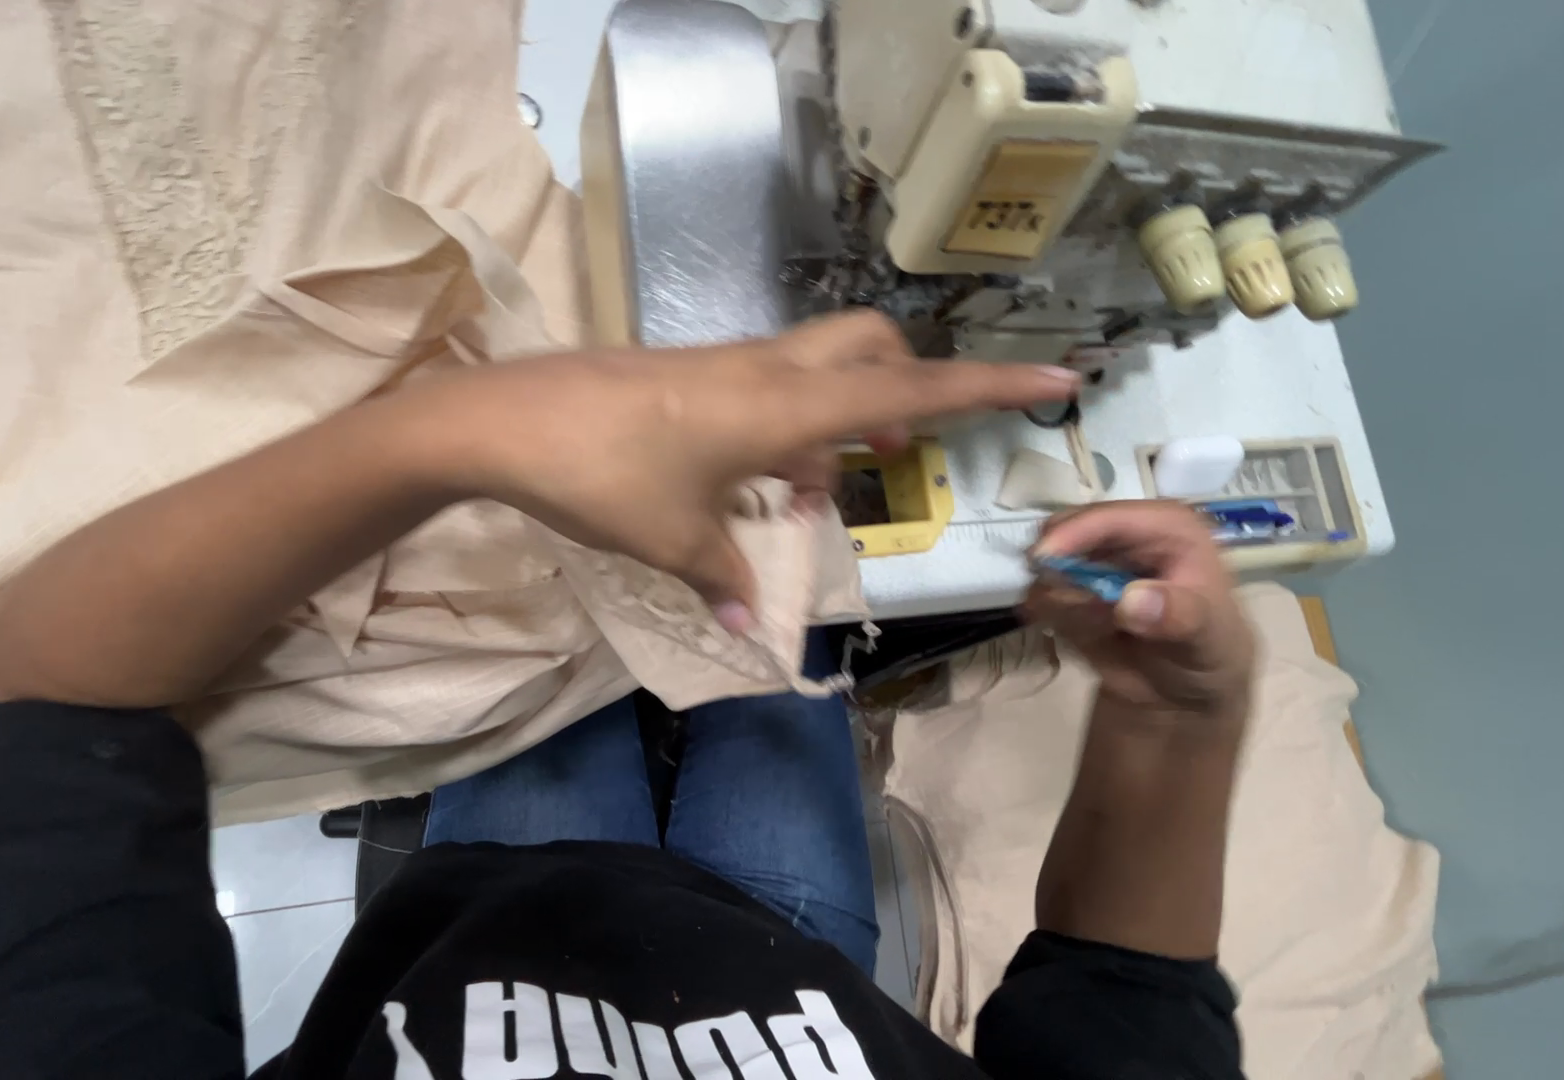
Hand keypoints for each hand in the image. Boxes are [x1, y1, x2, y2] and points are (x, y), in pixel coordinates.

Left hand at [412, 311, 1080, 630]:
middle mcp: (765, 371)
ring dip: (835, 417)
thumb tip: (758, 630)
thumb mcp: (673, 541)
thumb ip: (726, 579)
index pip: (908, 390)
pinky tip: (749, 476)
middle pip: (870, 348)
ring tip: (808, 490)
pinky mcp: (689, 371)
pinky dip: (785, 422)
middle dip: (904, 388)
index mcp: (782, 408)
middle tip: (891, 452)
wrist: (506, 422)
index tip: (1056, 377)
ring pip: (815, 365)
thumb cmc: (601, 476)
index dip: (986, 388)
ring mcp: (724, 364)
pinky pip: (765, 383)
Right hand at [1024, 501, 1253, 722]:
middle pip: (1061, 531)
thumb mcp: (1208, 639)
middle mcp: (1123, 534)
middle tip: (1074, 611)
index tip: (1043, 563)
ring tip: (1099, 630)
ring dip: (1059, 601)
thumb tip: (1131, 598)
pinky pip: (1037, 594)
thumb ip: (1178, 616)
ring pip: (1044, 567)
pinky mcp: (1066, 584)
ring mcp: (1090, 558)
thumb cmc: (1208, 652)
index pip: (1107, 517)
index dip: (1071, 534)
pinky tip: (1086, 633)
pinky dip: (1052, 616)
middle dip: (1058, 571)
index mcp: (1166, 526)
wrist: (1181, 687)